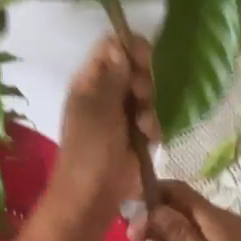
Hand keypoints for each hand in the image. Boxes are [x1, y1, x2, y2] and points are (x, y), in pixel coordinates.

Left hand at [51, 34, 157, 211]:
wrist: (92, 197)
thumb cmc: (90, 150)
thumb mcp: (99, 109)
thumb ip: (112, 76)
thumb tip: (119, 43)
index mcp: (89, 80)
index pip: (111, 47)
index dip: (129, 48)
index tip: (143, 59)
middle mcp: (105, 91)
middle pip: (133, 67)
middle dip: (143, 81)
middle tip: (140, 95)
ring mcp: (120, 112)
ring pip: (145, 93)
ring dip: (148, 107)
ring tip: (142, 126)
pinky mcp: (134, 133)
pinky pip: (150, 117)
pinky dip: (151, 126)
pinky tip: (147, 139)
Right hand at [129, 180, 240, 240]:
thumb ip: (180, 235)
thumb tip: (153, 207)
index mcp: (217, 218)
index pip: (178, 190)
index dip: (152, 195)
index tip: (130, 217)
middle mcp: (226, 218)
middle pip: (184, 202)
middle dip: (157, 212)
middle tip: (134, 237)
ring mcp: (234, 233)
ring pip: (193, 217)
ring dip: (168, 225)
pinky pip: (204, 231)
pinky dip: (184, 236)